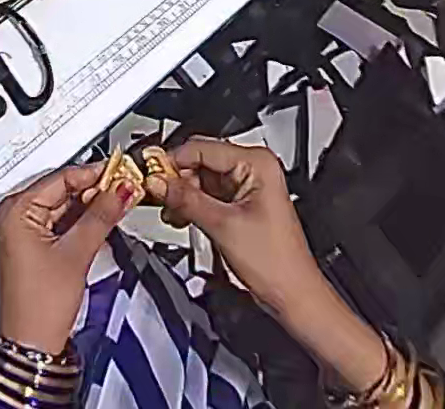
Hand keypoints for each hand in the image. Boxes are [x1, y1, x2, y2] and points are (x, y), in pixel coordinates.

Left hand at [0, 161, 139, 353]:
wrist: (33, 347)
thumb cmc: (39, 307)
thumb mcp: (77, 252)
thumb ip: (102, 214)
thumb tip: (120, 189)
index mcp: (17, 209)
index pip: (63, 177)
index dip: (95, 174)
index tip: (120, 172)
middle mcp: (16, 214)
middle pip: (64, 188)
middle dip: (96, 190)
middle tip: (124, 188)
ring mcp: (24, 228)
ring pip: (67, 203)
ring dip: (93, 205)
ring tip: (118, 203)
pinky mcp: (35, 242)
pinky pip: (64, 219)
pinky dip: (85, 220)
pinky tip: (104, 220)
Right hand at [147, 138, 387, 391]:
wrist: (294, 297)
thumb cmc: (276, 263)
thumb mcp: (222, 225)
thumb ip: (185, 199)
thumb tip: (158, 181)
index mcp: (256, 162)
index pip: (203, 147)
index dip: (174, 160)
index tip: (150, 171)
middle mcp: (253, 167)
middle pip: (201, 160)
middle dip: (177, 178)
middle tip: (156, 192)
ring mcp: (248, 184)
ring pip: (202, 177)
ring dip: (182, 193)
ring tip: (169, 209)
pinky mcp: (241, 202)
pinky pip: (208, 192)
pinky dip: (192, 203)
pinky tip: (180, 215)